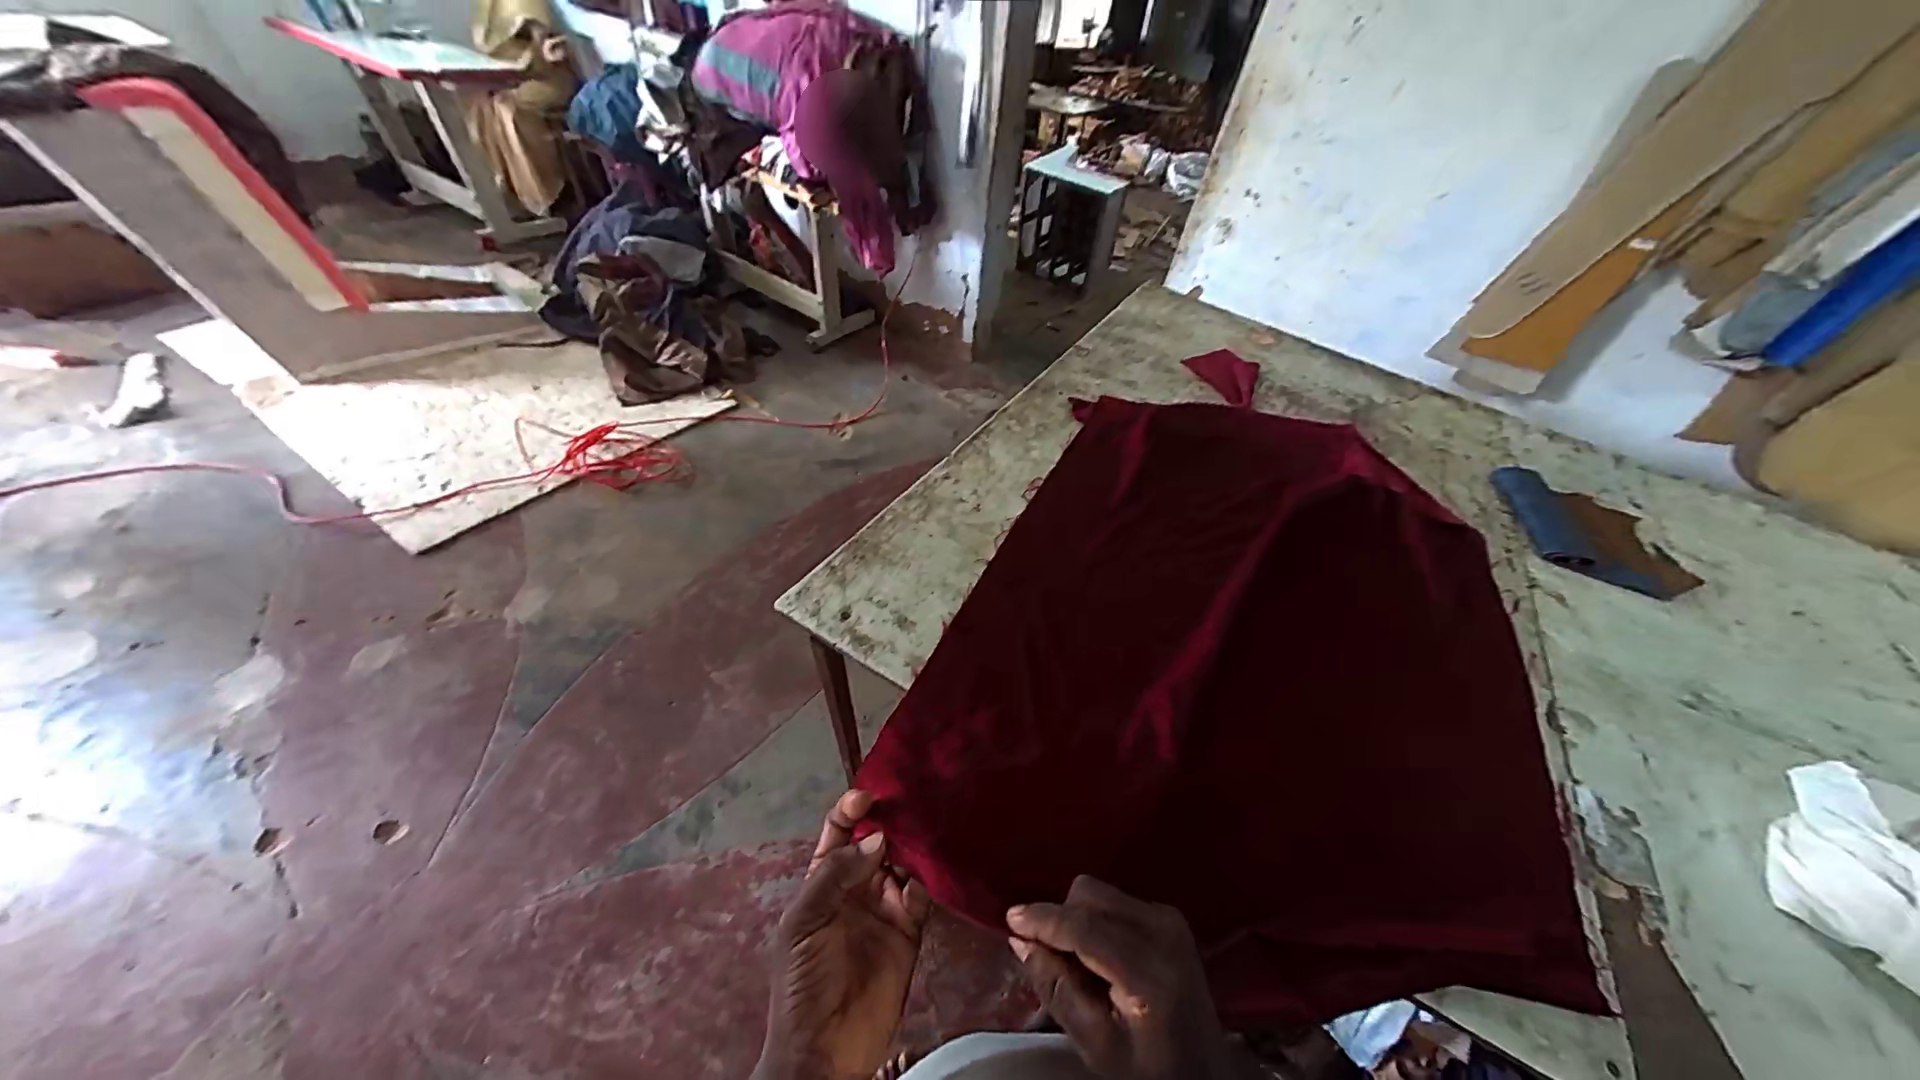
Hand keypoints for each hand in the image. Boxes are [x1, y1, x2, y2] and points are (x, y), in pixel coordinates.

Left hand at [753, 790, 931, 1079]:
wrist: (824, 1048)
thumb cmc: (804, 979)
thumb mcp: (805, 920)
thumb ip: (837, 874)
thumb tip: (878, 839)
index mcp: (823, 881)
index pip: (838, 834)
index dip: (851, 811)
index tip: (869, 795)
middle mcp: (855, 887)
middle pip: (875, 843)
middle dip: (888, 822)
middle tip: (910, 801)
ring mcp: (883, 908)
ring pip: (901, 863)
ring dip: (912, 846)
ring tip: (926, 826)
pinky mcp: (908, 931)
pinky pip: (921, 896)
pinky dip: (925, 880)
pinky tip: (928, 871)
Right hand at [1006, 876, 1250, 1079]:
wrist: (1205, 1071)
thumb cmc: (1149, 1069)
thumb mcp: (1097, 1046)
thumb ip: (1056, 990)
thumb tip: (1020, 940)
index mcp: (1148, 973)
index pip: (1084, 927)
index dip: (1043, 919)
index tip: (1010, 918)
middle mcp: (1163, 932)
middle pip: (1089, 896)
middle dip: (1060, 918)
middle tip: (1049, 954)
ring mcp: (1170, 919)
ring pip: (1099, 892)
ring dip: (1076, 916)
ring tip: (1077, 959)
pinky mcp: (1169, 915)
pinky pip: (1114, 898)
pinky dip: (1094, 917)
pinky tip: (1098, 953)